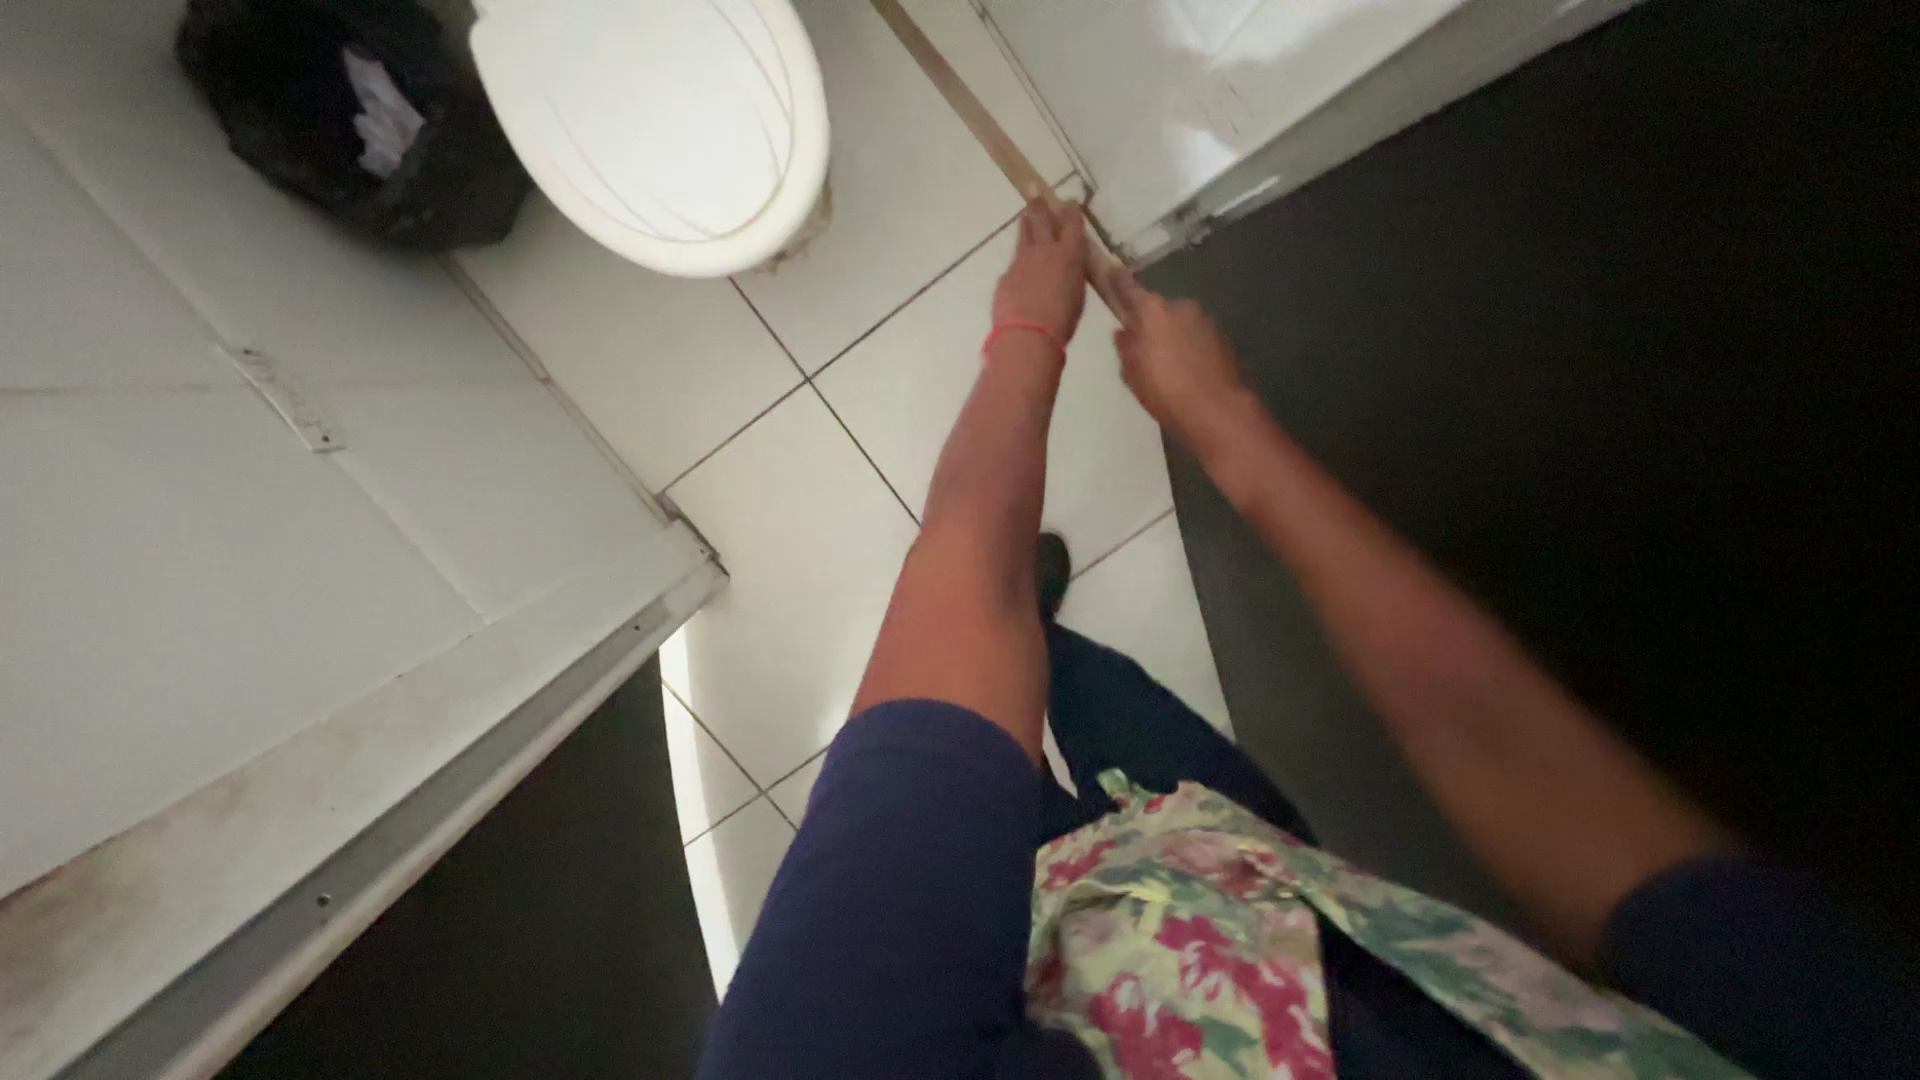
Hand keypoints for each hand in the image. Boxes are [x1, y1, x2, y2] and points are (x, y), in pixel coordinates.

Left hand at [992, 198, 1088, 345]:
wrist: (1027, 335)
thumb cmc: (1061, 322)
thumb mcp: (1077, 297)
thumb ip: (1072, 277)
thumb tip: (1067, 270)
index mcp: (1069, 255)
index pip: (1072, 224)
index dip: (1071, 211)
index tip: (1070, 202)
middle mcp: (1045, 251)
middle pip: (1042, 219)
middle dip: (1040, 205)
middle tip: (1035, 191)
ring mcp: (1022, 261)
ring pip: (1024, 235)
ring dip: (1026, 224)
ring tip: (1025, 216)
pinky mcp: (1006, 276)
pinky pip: (1014, 264)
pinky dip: (1019, 264)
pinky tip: (1019, 271)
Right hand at [1112, 273, 1250, 443]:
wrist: (1218, 411)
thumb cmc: (1166, 392)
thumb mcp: (1132, 374)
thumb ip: (1126, 347)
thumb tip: (1124, 332)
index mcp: (1154, 311)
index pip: (1130, 289)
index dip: (1118, 281)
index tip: (1111, 270)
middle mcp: (1182, 307)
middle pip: (1159, 309)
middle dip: (1151, 322)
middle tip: (1143, 349)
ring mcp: (1207, 321)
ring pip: (1181, 324)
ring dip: (1172, 337)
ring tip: (1166, 367)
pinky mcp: (1224, 339)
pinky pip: (1198, 339)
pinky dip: (1191, 349)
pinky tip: (1187, 372)